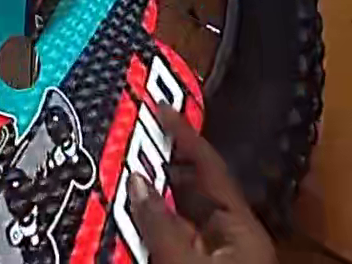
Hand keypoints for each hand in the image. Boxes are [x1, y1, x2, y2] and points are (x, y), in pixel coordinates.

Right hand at [127, 102, 276, 263]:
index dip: (181, 131)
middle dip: (152, 165)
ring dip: (143, 198)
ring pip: (171, 215)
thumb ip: (159, 222)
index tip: (154, 102)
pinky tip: (118, 219)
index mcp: (240, 229)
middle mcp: (227, 239)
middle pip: (186, 188)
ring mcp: (209, 258)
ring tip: (111, 176)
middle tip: (119, 140)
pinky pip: (164, 239)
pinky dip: (143, 226)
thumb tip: (135, 178)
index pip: (207, 164)